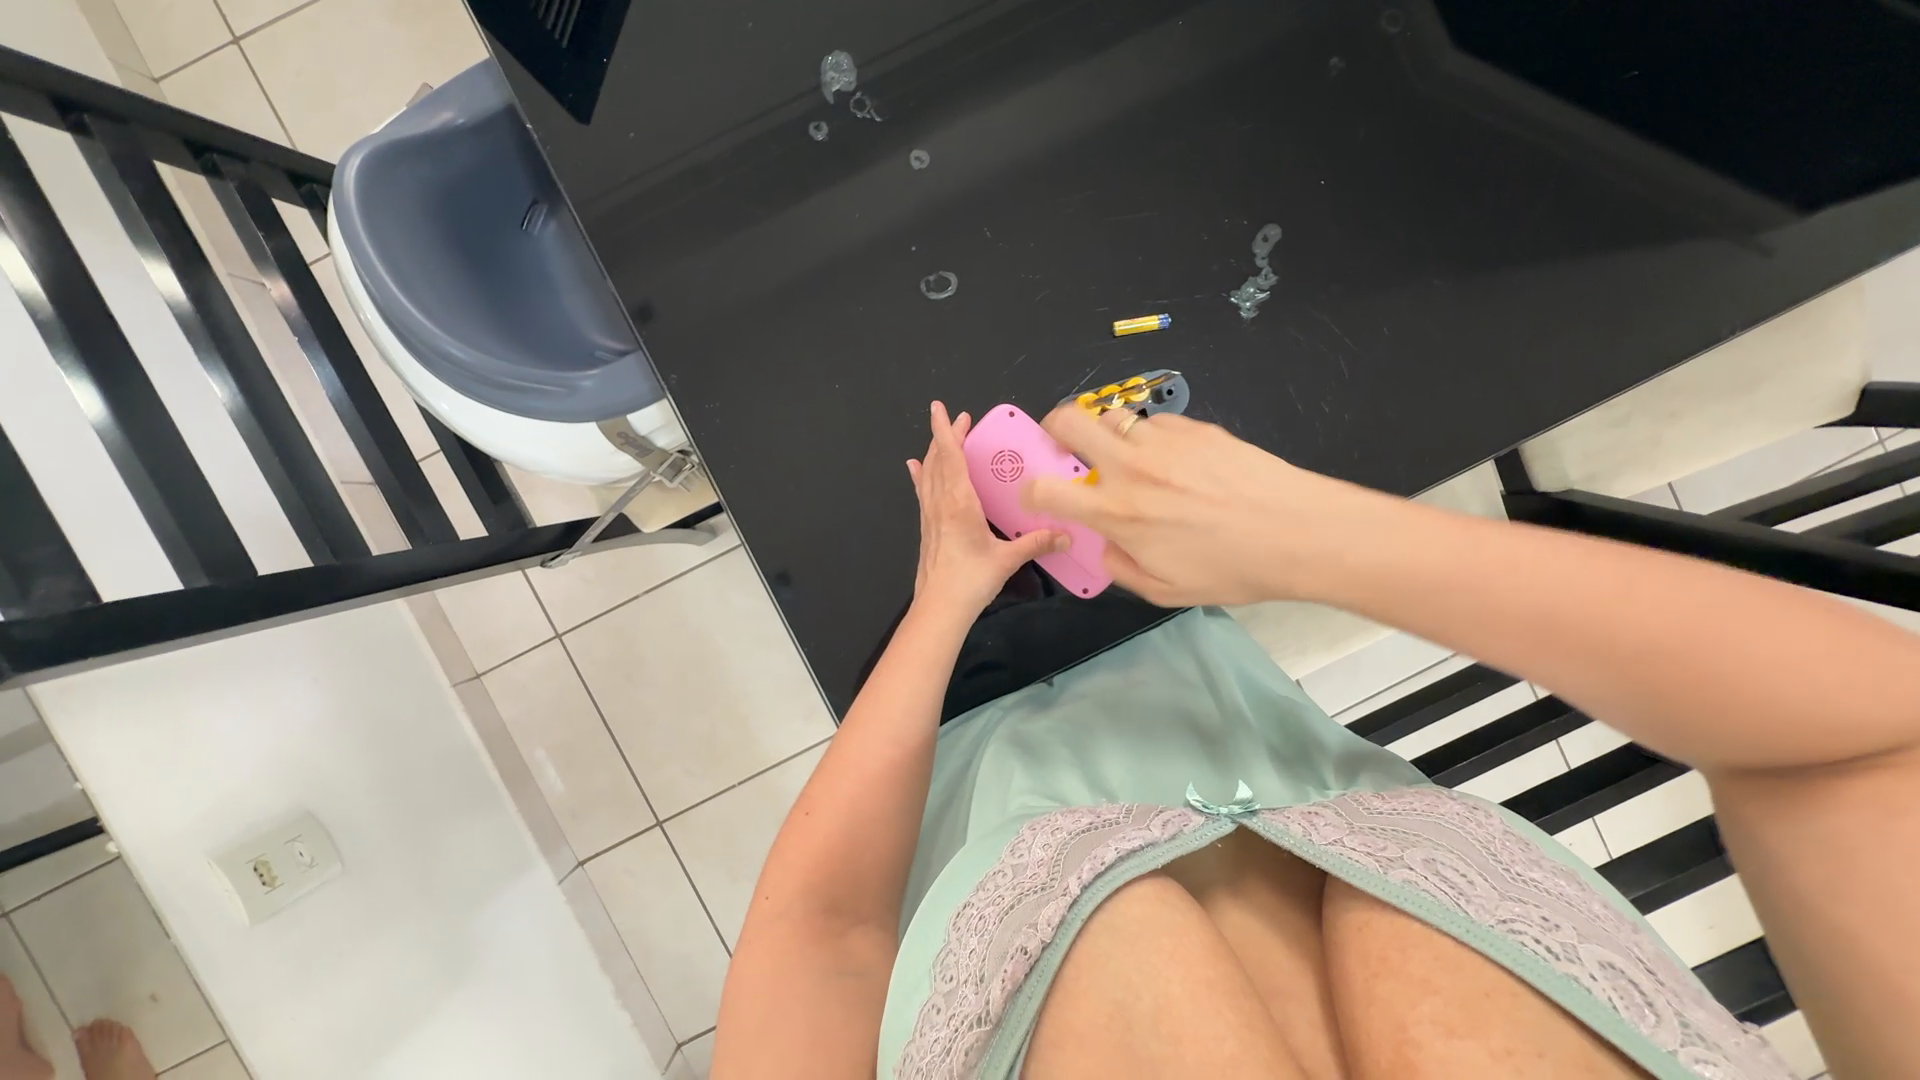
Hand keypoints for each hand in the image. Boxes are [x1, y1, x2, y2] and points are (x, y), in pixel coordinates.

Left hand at [907, 401, 1068, 617]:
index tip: (942, 408)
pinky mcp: (927, 528)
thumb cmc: (971, 580)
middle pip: (938, 460)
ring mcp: (930, 515)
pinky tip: (915, 468)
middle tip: (959, 419)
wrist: (939, 608)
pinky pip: (923, 492)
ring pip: (928, 474)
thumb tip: (1066, 536)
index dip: (945, 430)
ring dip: (935, 452)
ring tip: (940, 437)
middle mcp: (940, 502)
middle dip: (946, 436)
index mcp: (959, 502)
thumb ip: (1036, 543)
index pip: (950, 456)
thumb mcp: (1008, 559)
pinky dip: (920, 475)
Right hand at [1021, 406, 1391, 606]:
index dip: (1030, 489)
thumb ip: (1120, 567)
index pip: (1046, 489)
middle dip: (1053, 428)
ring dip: (1108, 433)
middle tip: (1066, 446)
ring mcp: (1163, 440)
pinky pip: (1156, 421)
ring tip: (1128, 455)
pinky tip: (1176, 460)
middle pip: (1067, 419)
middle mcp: (1131, 467)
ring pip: (1113, 415)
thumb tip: (1106, 545)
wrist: (1298, 531)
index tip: (1037, 493)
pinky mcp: (1195, 426)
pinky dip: (1152, 437)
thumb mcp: (1165, 590)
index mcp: (1117, 512)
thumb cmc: (1232, 569)